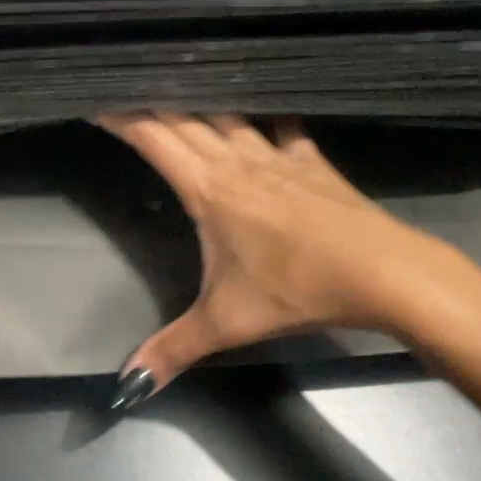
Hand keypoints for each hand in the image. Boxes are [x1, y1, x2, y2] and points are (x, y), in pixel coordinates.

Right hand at [97, 111, 447, 407]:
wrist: (384, 272)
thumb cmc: (296, 289)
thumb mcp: (227, 323)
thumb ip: (174, 349)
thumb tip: (128, 385)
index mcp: (205, 188)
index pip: (151, 138)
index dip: (121, 118)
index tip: (97, 103)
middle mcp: (234, 160)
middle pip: (182, 118)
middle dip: (150, 104)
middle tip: (127, 94)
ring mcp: (275, 154)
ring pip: (226, 116)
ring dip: (199, 104)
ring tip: (180, 94)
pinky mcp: (310, 159)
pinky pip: (280, 127)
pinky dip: (264, 117)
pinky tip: (262, 116)